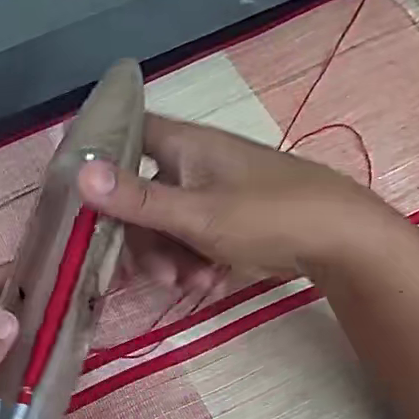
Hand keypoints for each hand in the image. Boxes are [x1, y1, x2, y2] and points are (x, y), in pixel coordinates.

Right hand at [79, 114, 413, 285]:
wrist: (340, 241)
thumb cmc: (268, 215)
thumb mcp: (196, 214)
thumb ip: (137, 200)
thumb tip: (79, 175)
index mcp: (184, 146)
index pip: (127, 133)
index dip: (100, 154)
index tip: (81, 194)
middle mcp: (192, 164)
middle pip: (141, 198)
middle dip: (144, 243)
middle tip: (157, 276)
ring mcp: (209, 194)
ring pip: (164, 228)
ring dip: (170, 262)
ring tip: (191, 285)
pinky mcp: (225, 222)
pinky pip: (190, 242)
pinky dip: (193, 265)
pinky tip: (210, 284)